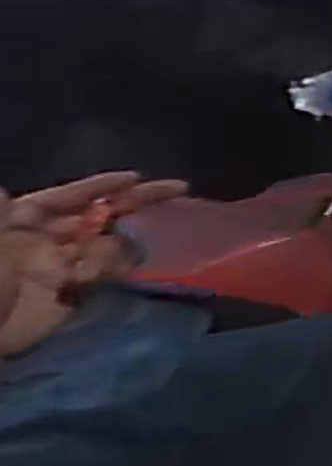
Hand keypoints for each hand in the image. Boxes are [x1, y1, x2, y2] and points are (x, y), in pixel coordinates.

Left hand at [0, 172, 187, 355]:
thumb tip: (2, 188)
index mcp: (14, 226)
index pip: (60, 199)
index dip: (96, 187)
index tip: (136, 177)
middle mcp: (43, 241)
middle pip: (96, 214)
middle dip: (134, 201)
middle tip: (178, 189)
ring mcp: (62, 265)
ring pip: (110, 242)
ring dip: (112, 249)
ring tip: (93, 266)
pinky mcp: (76, 288)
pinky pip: (109, 270)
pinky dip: (108, 271)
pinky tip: (91, 281)